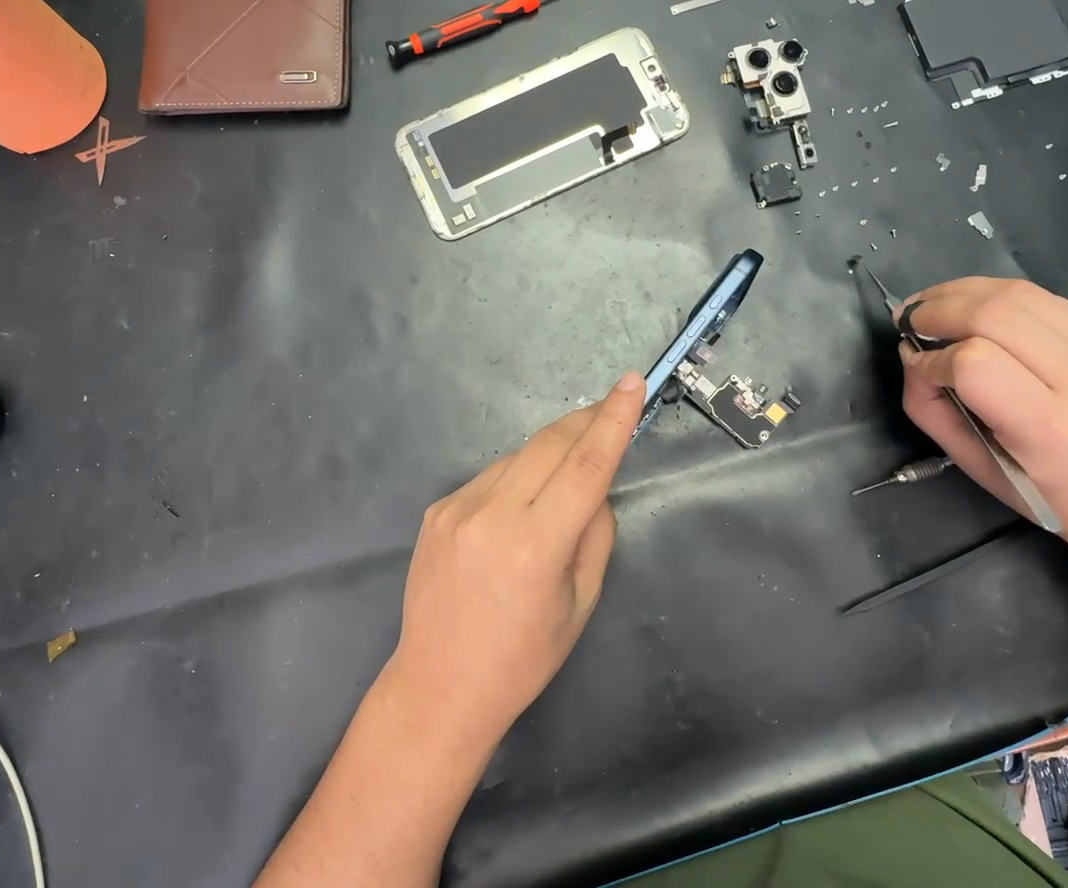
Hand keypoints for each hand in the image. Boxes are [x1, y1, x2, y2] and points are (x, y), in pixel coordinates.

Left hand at [386, 373, 646, 752]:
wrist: (439, 684)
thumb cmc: (522, 659)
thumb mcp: (579, 603)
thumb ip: (594, 534)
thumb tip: (595, 487)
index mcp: (534, 547)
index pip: (585, 467)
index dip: (613, 420)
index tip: (631, 384)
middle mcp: (491, 516)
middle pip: (549, 445)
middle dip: (584, 421)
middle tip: (611, 410)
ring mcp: (456, 509)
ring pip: (518, 458)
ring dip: (548, 457)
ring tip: (559, 489)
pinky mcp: (436, 510)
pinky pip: (490, 478)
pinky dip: (515, 481)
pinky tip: (516, 515)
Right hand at [894, 277, 1067, 550]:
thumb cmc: (1050, 497)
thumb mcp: (977, 466)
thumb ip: (932, 409)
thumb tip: (912, 355)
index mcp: (1050, 427)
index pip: (975, 363)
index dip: (933, 358)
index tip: (916, 365)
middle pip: (996, 314)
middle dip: (939, 310)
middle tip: (908, 319)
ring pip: (1018, 294)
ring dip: (962, 292)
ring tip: (932, 305)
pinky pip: (1041, 298)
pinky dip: (994, 295)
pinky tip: (971, 307)